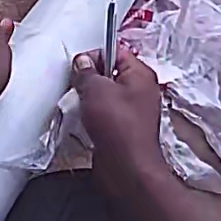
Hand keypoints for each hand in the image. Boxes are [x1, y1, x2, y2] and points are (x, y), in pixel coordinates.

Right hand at [71, 45, 168, 179]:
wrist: (127, 168)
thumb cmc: (118, 127)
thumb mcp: (95, 89)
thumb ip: (86, 71)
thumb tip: (82, 62)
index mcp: (140, 74)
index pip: (117, 51)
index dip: (95, 55)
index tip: (79, 65)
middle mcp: (141, 91)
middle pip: (111, 73)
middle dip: (91, 78)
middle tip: (78, 85)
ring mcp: (134, 111)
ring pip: (107, 94)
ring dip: (90, 98)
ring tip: (81, 105)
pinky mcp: (125, 128)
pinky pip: (106, 113)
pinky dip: (94, 114)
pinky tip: (85, 121)